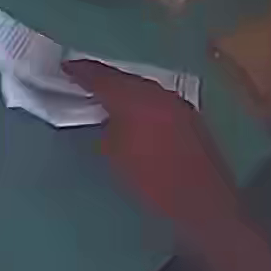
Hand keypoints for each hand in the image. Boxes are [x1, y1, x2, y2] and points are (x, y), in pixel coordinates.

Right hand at [64, 59, 242, 242]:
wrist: (204, 203)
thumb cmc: (154, 182)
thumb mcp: (116, 155)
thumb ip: (106, 127)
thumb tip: (106, 115)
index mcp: (135, 98)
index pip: (101, 76)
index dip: (81, 71)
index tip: (65, 67)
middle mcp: (156, 91)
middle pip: (122, 77)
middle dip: (101, 76)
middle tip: (81, 77)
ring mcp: (175, 100)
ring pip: (141, 86)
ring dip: (122, 87)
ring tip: (104, 93)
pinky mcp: (187, 113)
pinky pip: (155, 97)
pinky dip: (140, 99)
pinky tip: (133, 109)